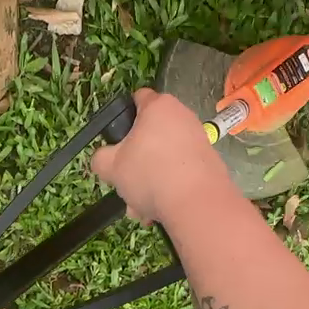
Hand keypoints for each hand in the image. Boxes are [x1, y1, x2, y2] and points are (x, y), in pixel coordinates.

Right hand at [90, 88, 237, 224]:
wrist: (195, 201)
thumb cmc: (149, 173)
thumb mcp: (110, 167)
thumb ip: (100, 158)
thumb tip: (103, 159)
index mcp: (157, 106)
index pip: (137, 98)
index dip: (123, 117)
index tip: (117, 140)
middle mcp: (181, 115)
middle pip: (150, 135)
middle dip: (135, 163)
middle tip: (126, 185)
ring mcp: (197, 137)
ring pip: (163, 158)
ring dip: (149, 182)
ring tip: (141, 208)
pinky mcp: (208, 160)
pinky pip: (179, 171)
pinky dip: (168, 188)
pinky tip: (159, 210)